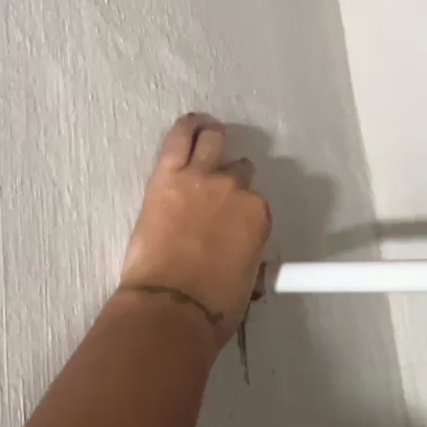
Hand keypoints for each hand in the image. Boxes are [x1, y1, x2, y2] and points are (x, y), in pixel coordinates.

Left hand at [119, 113, 271, 342]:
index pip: (255, 198)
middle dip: (229, 175)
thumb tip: (241, 257)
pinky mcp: (168, 174)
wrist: (172, 303)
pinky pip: (179, 137)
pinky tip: (189, 122)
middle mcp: (235, 188)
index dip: (242, 204)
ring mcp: (201, 176)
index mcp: (258, 214)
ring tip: (208, 133)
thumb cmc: (213, 304)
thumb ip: (248, 255)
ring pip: (212, 140)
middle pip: (237, 168)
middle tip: (216, 187)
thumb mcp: (246, 280)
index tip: (232, 214)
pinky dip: (186, 126)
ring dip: (211, 137)